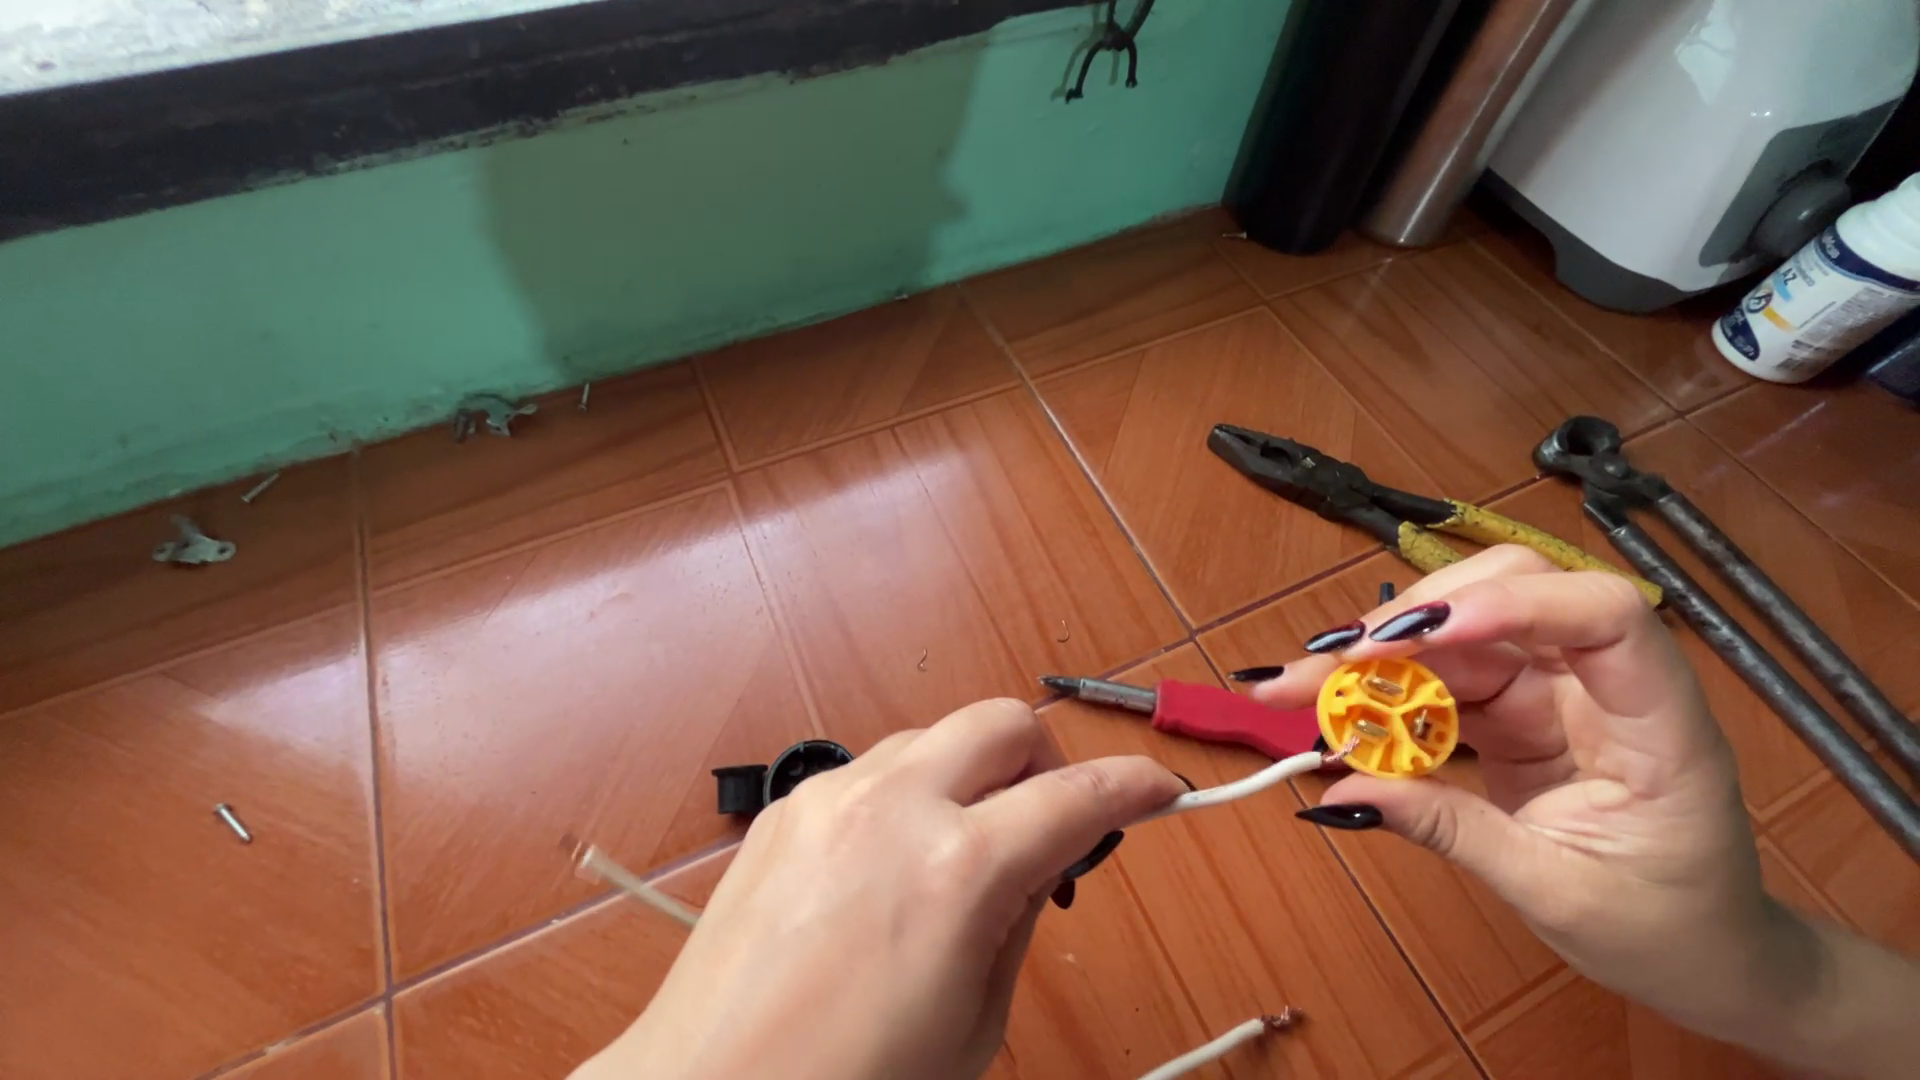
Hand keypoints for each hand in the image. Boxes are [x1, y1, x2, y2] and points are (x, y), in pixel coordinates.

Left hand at [575, 698, 1185, 1079]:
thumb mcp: (974, 1021)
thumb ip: (1021, 914)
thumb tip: (1049, 853)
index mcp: (958, 870)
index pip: (1075, 796)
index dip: (1133, 787)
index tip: (1160, 790)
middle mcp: (896, 803)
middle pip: (1002, 721)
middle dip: (1043, 759)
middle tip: (1046, 822)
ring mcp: (834, 793)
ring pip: (936, 736)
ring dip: (972, 774)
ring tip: (961, 846)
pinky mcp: (790, 803)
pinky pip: (875, 768)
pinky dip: (909, 792)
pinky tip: (890, 858)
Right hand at [1250, 546, 1809, 1043]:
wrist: (1700, 953)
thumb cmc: (1663, 927)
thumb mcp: (1554, 889)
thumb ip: (1451, 830)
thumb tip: (1341, 793)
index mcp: (1653, 721)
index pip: (1601, 613)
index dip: (1505, 604)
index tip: (1410, 638)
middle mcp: (1596, 681)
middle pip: (1505, 590)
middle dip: (1409, 616)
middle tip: (1328, 659)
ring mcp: (1546, 688)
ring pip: (1450, 631)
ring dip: (1369, 652)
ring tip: (1295, 688)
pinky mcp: (1505, 707)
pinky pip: (1431, 676)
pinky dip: (1375, 688)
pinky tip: (1330, 709)